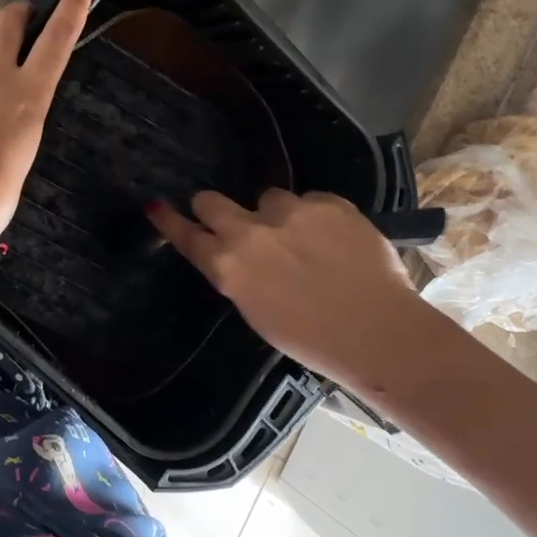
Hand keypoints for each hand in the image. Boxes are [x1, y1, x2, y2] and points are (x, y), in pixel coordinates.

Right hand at [148, 189, 444, 385]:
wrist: (379, 332)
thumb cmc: (312, 339)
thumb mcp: (257, 311)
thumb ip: (239, 276)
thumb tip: (238, 257)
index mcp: (227, 266)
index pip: (185, 234)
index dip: (168, 220)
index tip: (156, 206)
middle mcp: (248, 232)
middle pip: (211, 200)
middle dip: (217, 208)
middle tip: (237, 222)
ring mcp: (288, 213)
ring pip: (269, 198)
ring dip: (278, 214)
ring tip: (307, 240)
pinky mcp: (327, 202)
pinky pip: (312, 200)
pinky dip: (319, 216)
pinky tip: (338, 240)